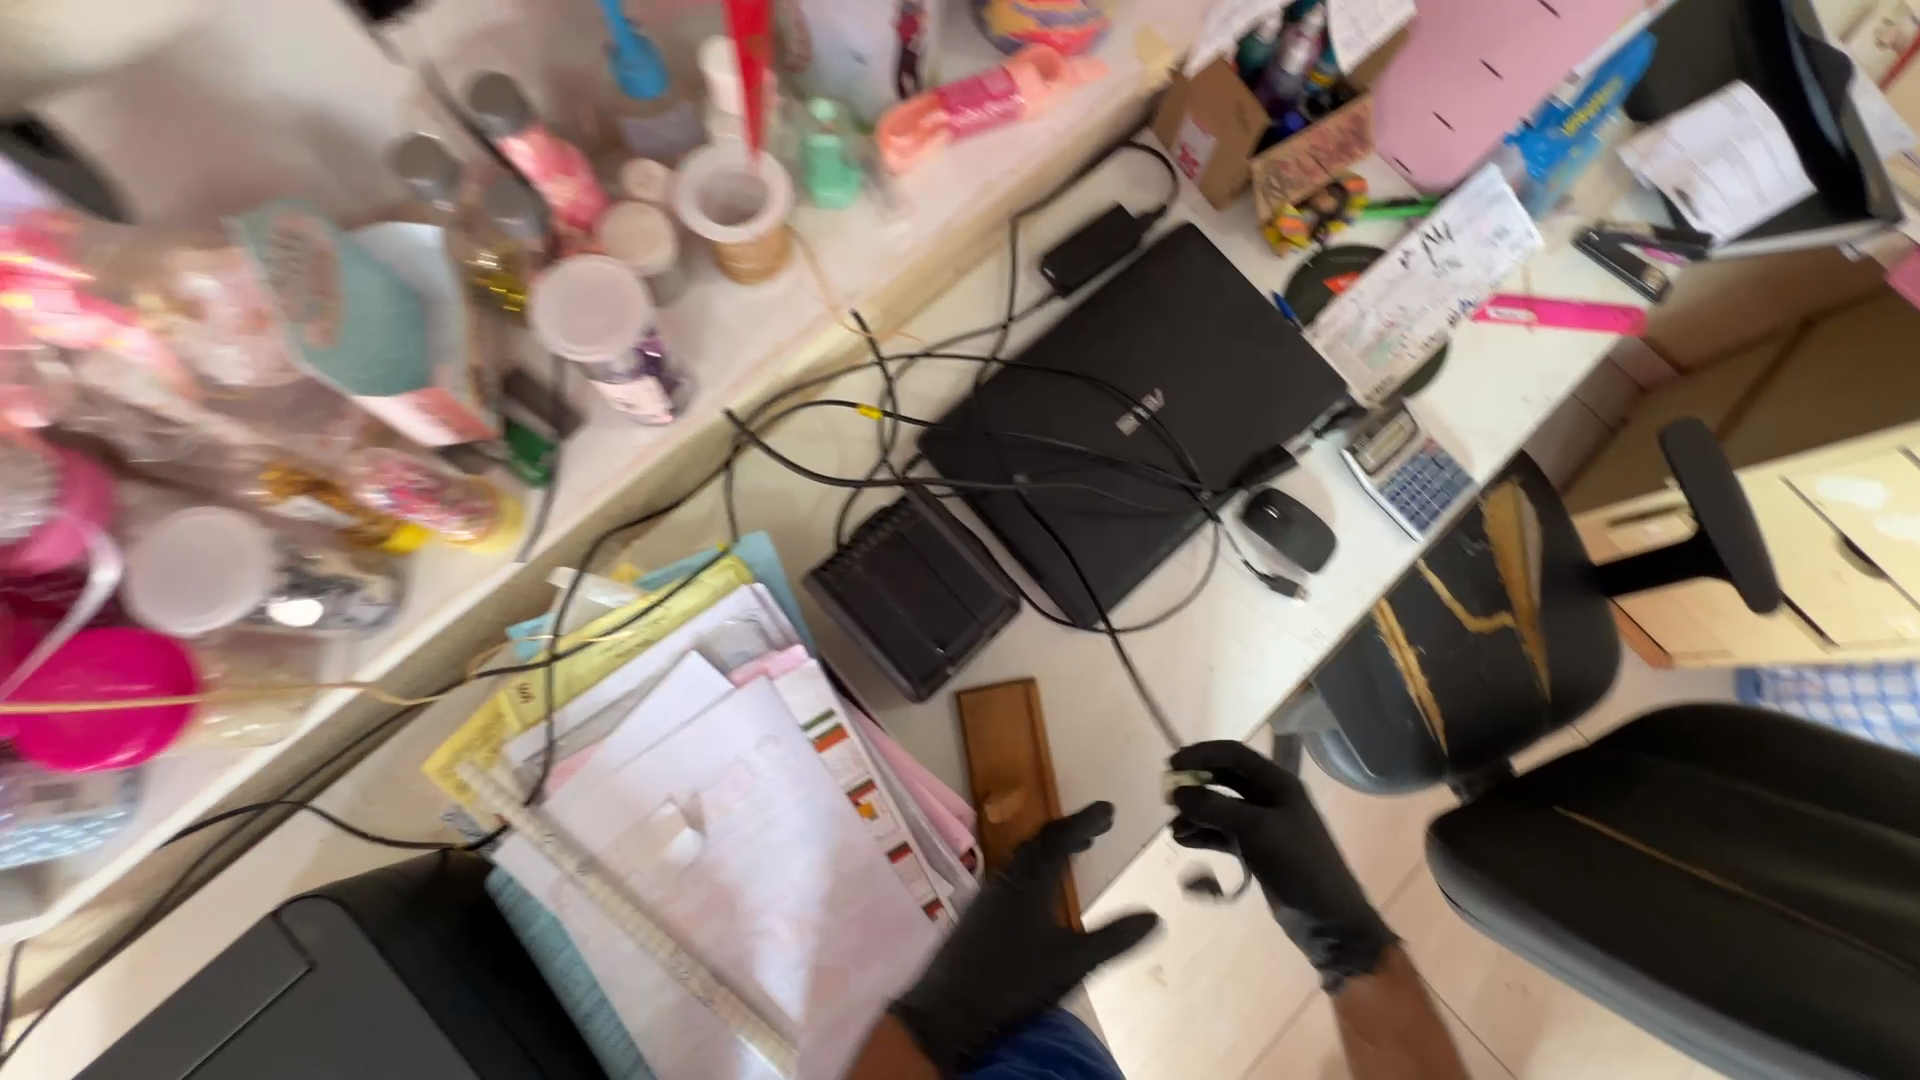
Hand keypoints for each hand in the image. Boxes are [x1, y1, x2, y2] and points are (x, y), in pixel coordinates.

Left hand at [890, 802, 1160, 1072]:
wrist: (947, 1011)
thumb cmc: (1012, 981)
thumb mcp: (1072, 963)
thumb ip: (1114, 939)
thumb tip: (1155, 917)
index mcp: (1029, 881)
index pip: (1060, 838)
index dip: (1086, 821)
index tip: (1109, 809)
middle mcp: (1006, 879)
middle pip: (1039, 843)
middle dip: (1070, 832)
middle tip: (1097, 828)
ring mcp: (988, 896)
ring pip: (1024, 859)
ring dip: (1051, 850)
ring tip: (1075, 852)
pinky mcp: (978, 915)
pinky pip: (1013, 875)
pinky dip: (1035, 870)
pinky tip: (1041, 893)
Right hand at [1168, 741, 1394, 988]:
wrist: (1330, 921)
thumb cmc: (1299, 865)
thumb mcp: (1256, 829)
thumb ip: (1214, 806)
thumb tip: (1176, 793)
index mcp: (1278, 783)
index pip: (1233, 754)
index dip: (1201, 754)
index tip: (1172, 764)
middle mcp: (1269, 797)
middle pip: (1223, 780)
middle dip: (1195, 786)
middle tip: (1168, 797)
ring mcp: (1263, 825)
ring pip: (1220, 808)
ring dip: (1196, 814)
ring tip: (1175, 829)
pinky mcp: (1257, 850)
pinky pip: (1222, 833)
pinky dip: (1203, 834)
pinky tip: (1185, 841)